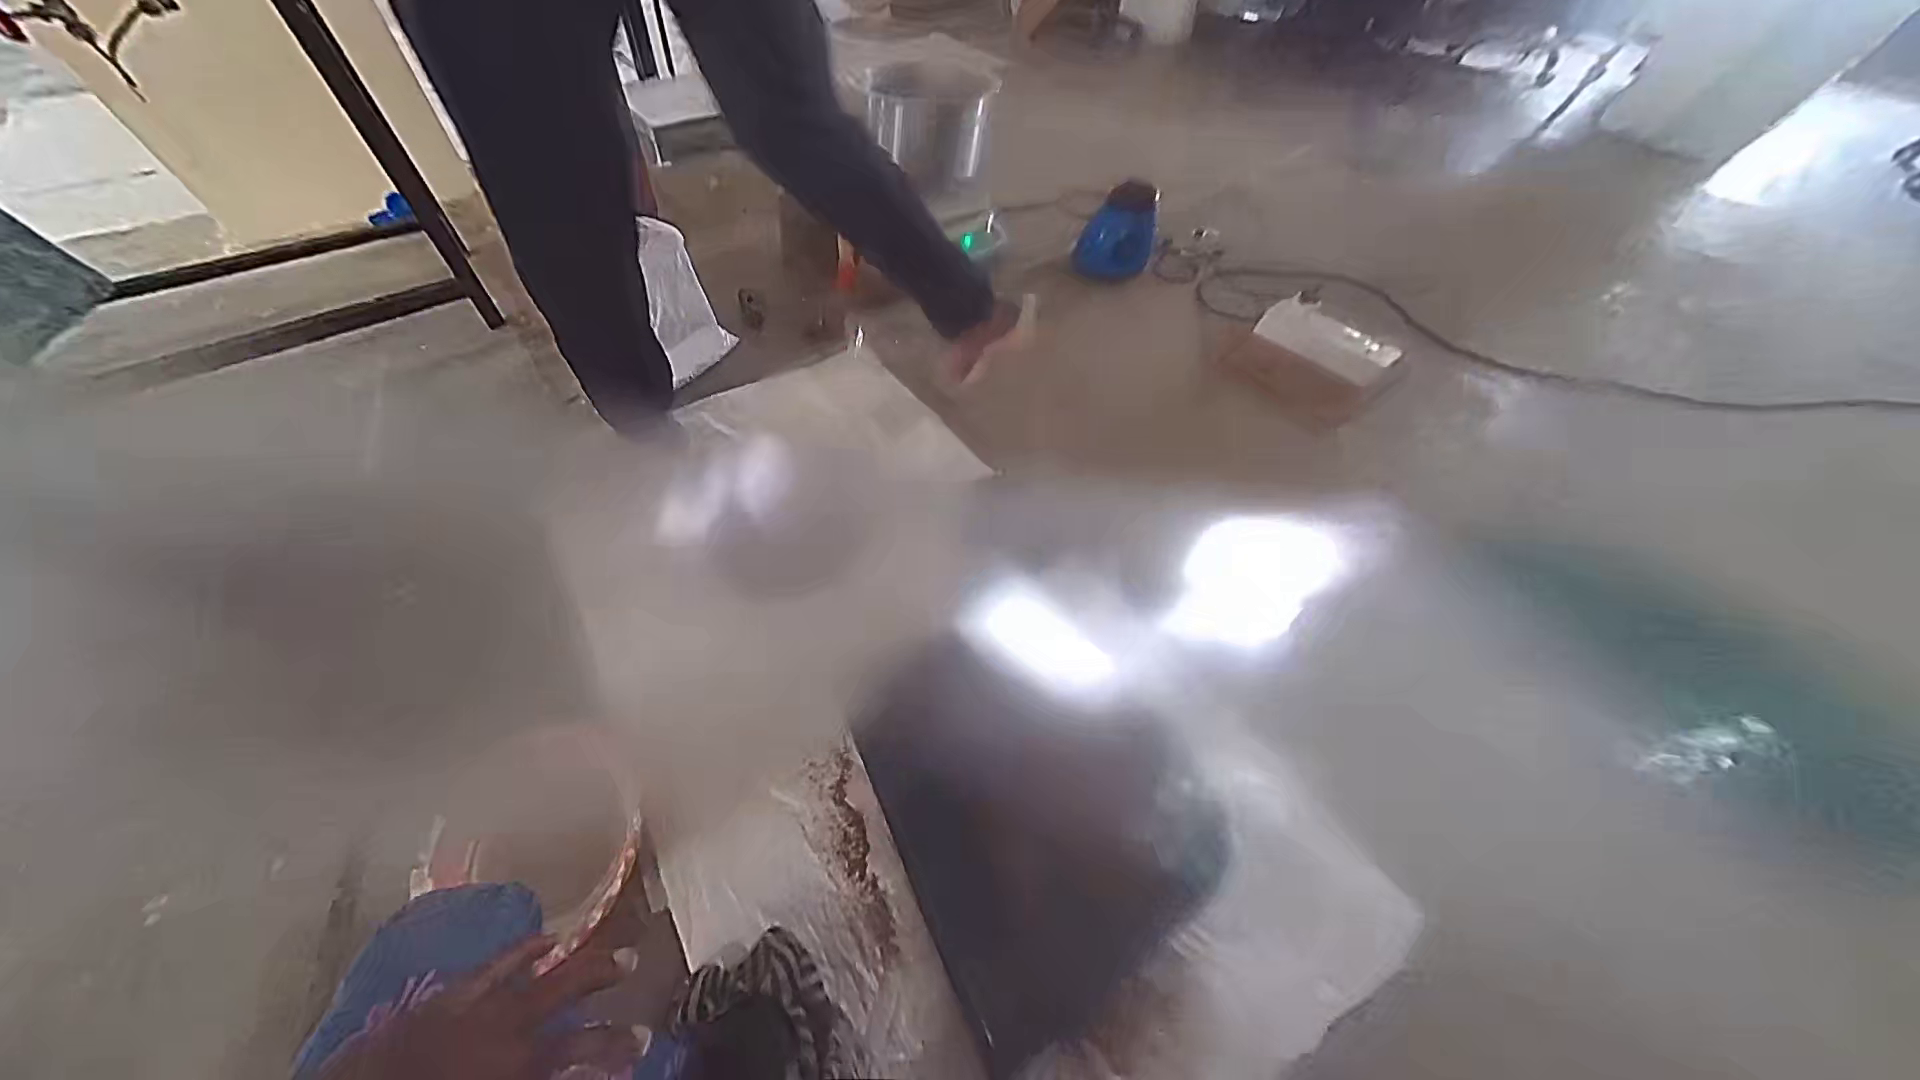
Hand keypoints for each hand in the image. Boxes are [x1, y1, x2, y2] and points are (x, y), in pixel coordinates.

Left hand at [316, 935, 643, 1079]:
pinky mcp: (450, 997)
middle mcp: (509, 1028)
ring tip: (611, 950)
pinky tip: (547, 938)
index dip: (614, 1046)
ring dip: (580, 962)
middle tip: (634, 963)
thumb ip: (539, 1076)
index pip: (580, 1051)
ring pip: (543, 975)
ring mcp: (481, 1007)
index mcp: (517, 1065)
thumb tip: (574, 1069)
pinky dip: (525, 950)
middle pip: (570, 992)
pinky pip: (496, 966)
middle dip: (606, 979)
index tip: (641, 1042)